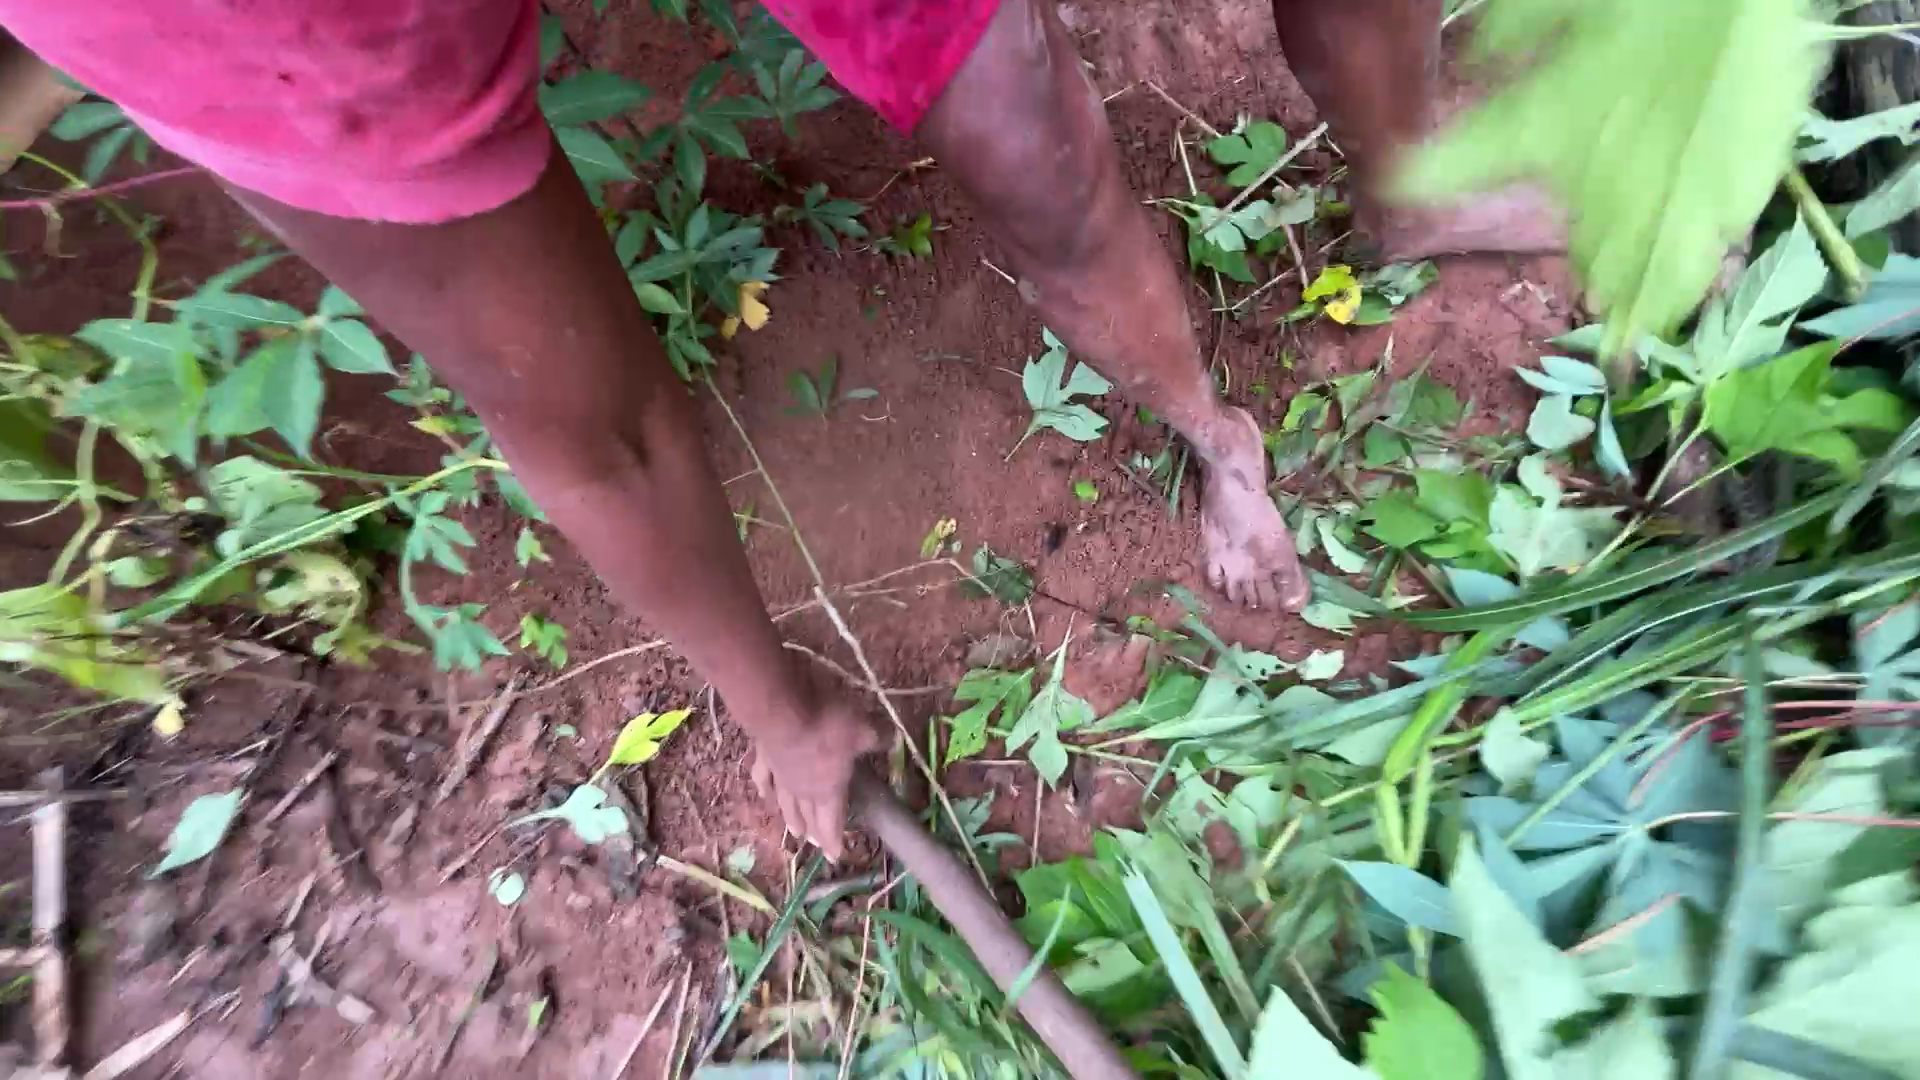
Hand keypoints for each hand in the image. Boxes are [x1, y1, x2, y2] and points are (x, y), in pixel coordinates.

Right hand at [749, 690, 882, 859]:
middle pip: (809, 817)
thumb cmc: (829, 726)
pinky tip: (765, 794)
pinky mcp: (764, 758)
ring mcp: (781, 775)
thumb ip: (879, 738)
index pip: (832, 822)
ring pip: (786, 804)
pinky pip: (763, 778)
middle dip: (816, 833)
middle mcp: (803, 789)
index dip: (834, 840)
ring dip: (792, 819)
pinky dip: (765, 788)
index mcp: (829, 789)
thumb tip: (893, 740)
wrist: (784, 709)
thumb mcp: (864, 730)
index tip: (835, 856)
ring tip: (795, 831)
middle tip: (818, 846)